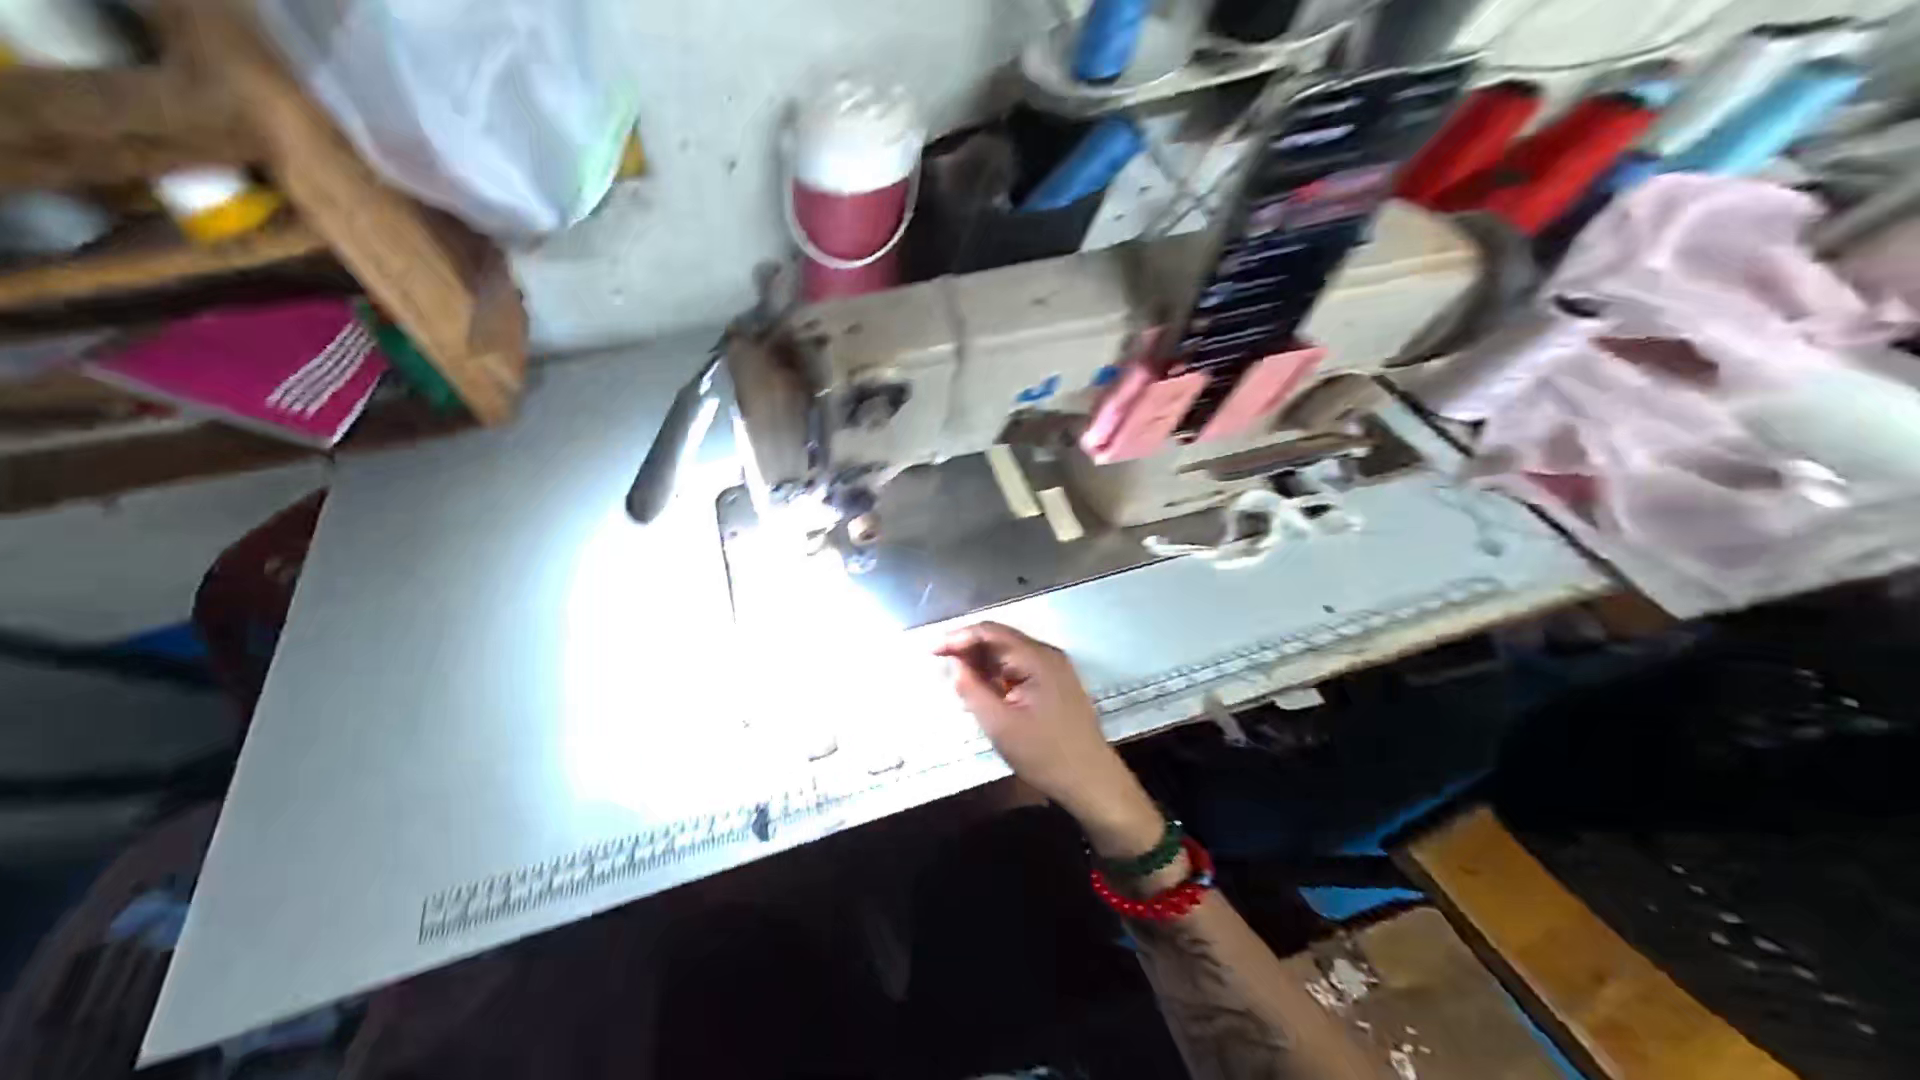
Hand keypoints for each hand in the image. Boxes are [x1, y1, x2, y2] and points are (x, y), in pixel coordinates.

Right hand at [934, 622, 1160, 856]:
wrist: (1090, 780)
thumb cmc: (1044, 754)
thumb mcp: (999, 724)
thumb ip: (972, 689)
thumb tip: (954, 664)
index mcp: (1037, 658)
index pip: (990, 632)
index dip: (958, 637)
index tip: (932, 651)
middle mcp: (1048, 655)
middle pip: (1000, 640)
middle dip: (969, 650)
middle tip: (942, 666)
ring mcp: (1055, 669)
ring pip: (1010, 655)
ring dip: (983, 664)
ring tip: (959, 681)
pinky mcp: (1056, 684)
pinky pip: (1021, 669)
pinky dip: (998, 675)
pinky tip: (984, 692)